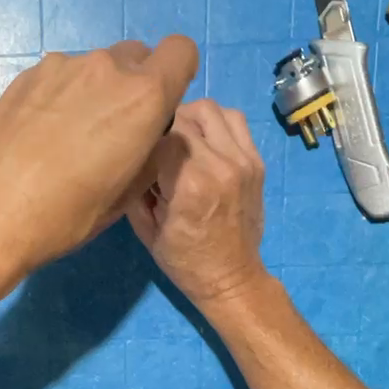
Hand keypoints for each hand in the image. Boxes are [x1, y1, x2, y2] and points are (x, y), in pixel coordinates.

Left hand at [0, 38, 199, 296]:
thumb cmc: (66, 216)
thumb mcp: (126, 197)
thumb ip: (151, 153)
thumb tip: (150, 136)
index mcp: (143, 96)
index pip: (181, 51)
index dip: (175, 78)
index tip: (157, 113)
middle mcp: (106, 68)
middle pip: (137, 57)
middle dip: (135, 87)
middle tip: (112, 134)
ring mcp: (61, 67)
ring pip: (95, 68)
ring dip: (95, 93)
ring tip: (67, 141)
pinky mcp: (26, 76)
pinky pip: (60, 78)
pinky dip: (61, 98)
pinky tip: (39, 137)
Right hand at [126, 100, 268, 305]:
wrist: (231, 278)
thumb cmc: (184, 261)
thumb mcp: (147, 229)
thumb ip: (137, 188)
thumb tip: (133, 156)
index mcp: (190, 184)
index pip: (160, 137)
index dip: (144, 144)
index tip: (138, 159)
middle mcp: (220, 164)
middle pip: (184, 118)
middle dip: (164, 130)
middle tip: (154, 148)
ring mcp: (243, 160)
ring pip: (211, 110)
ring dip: (190, 118)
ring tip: (179, 138)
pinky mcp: (256, 161)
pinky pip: (234, 121)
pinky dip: (215, 123)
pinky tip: (202, 142)